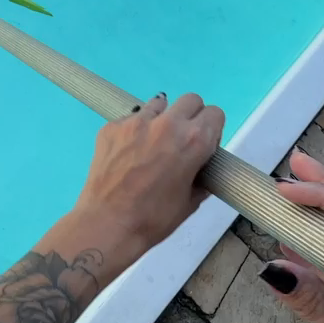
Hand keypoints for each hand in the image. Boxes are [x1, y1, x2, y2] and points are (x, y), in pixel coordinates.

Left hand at [71, 93, 223, 249]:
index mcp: (194, 140)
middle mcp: (168, 123)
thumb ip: (201, 176)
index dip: (212, 130)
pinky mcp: (112, 126)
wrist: (108, 223)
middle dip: (191, 116)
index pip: (215, 114)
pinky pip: (130, 119)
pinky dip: (134, 131)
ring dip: (162, 119)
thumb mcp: (191, 201)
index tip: (203, 146)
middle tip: (180, 141)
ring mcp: (136, 121)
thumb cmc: (155, 218)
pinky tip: (127, 154)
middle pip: (190, 100)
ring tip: (152, 144)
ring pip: (159, 104)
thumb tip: (200, 168)